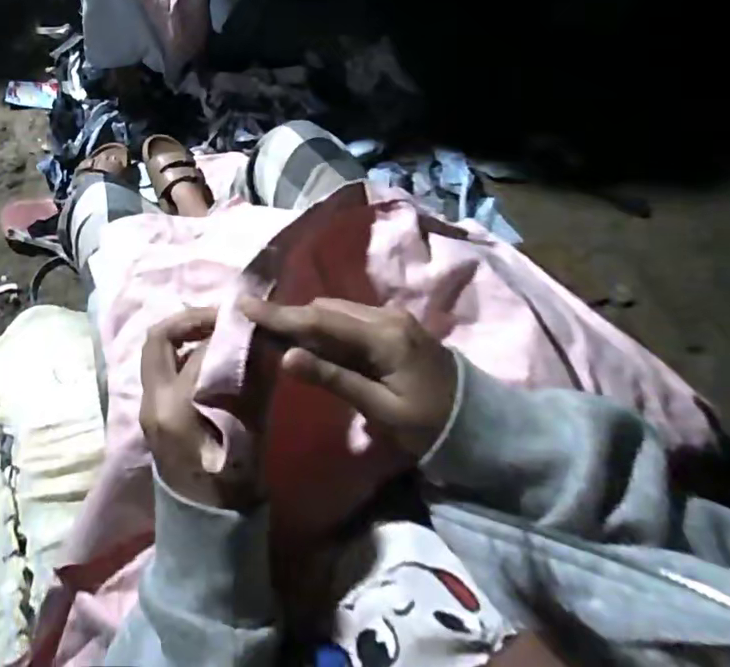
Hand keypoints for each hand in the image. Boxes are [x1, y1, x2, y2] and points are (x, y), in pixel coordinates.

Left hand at [139, 306, 274, 509]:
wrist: (206, 528)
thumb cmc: (233, 482)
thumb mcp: (251, 429)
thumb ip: (254, 382)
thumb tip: (262, 340)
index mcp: (175, 406)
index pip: (199, 351)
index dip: (223, 332)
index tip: (242, 323)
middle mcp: (152, 402)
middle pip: (158, 340)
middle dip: (188, 322)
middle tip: (220, 320)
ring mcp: (147, 410)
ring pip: (156, 355)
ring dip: (182, 338)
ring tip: (215, 336)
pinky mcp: (150, 417)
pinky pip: (160, 372)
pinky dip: (180, 358)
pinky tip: (207, 362)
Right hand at [239, 297, 458, 456]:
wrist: (483, 423)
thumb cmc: (432, 424)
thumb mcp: (383, 409)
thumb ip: (334, 379)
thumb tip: (286, 357)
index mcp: (383, 335)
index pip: (320, 320)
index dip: (280, 314)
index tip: (245, 304)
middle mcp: (386, 316)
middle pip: (326, 309)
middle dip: (290, 315)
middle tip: (255, 323)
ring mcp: (392, 318)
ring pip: (337, 310)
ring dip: (307, 319)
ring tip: (276, 329)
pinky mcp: (394, 325)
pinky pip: (350, 318)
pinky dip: (325, 325)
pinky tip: (312, 338)